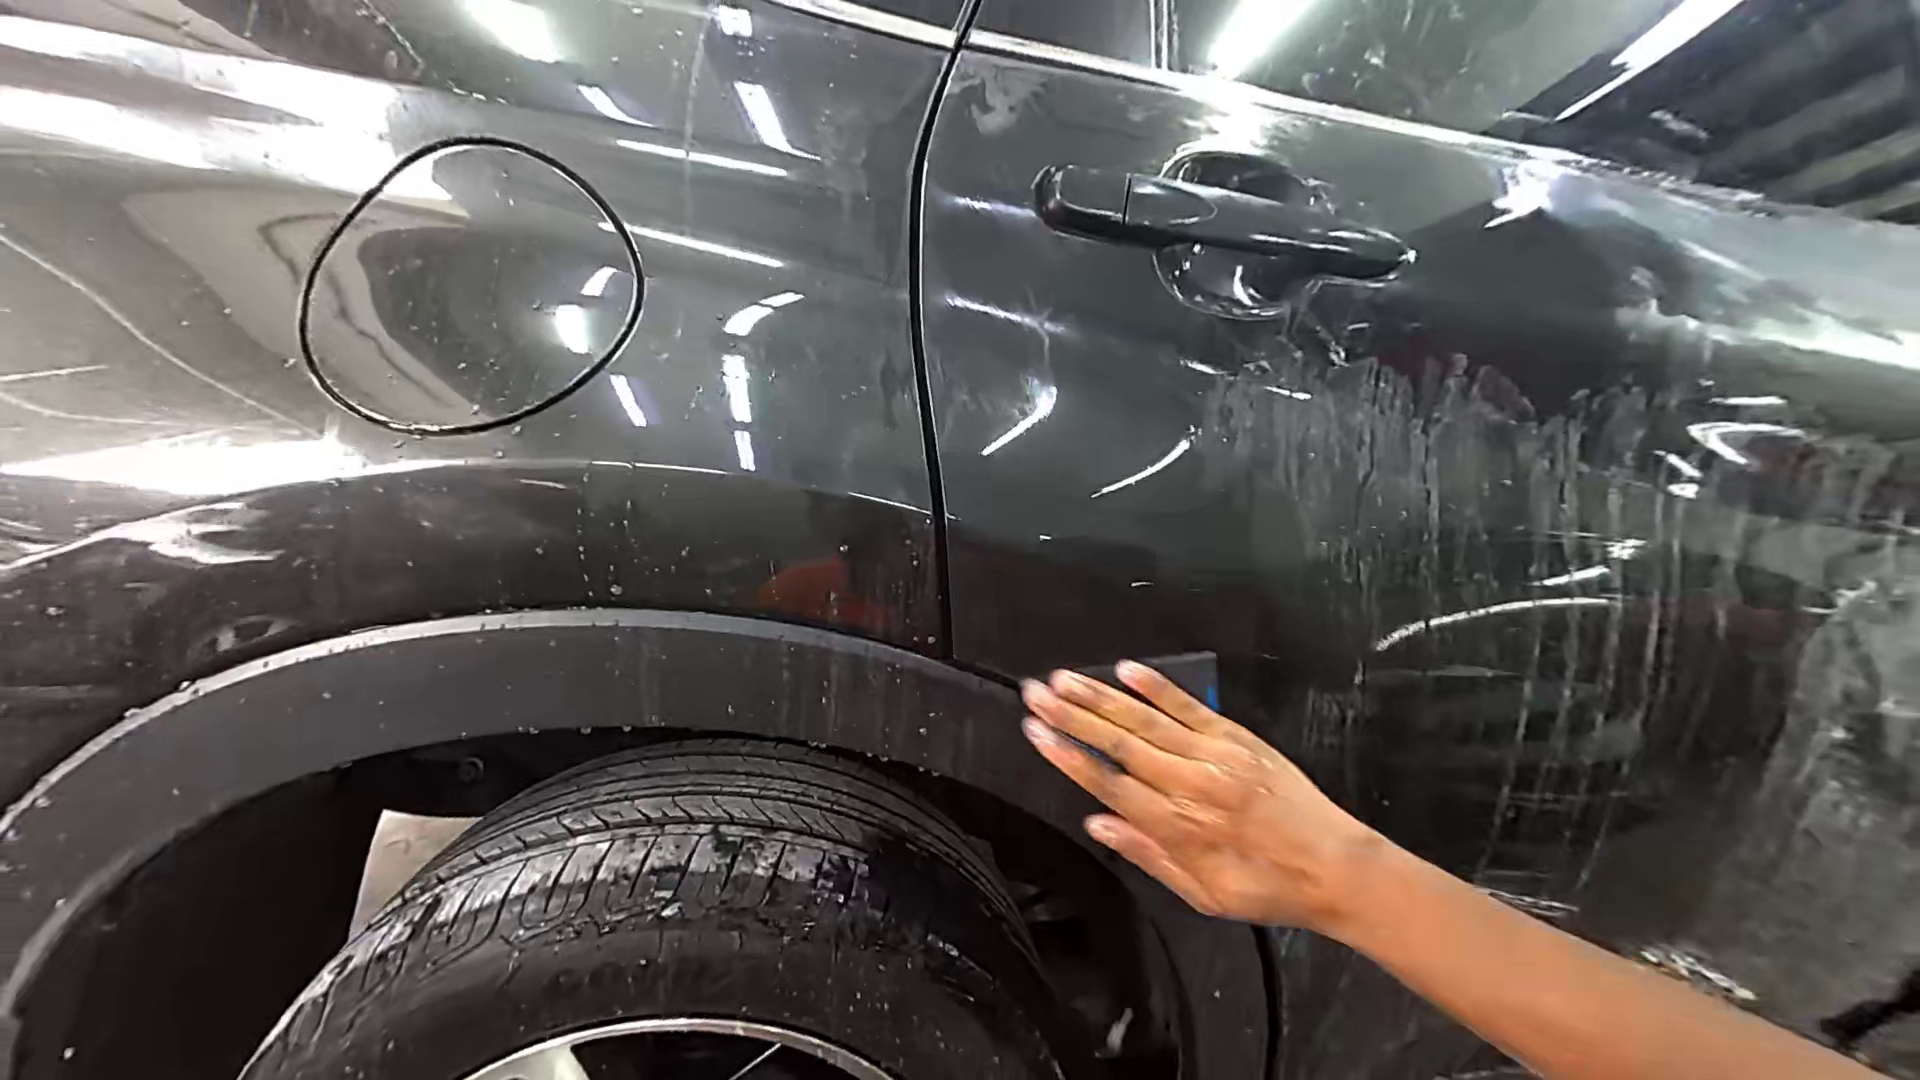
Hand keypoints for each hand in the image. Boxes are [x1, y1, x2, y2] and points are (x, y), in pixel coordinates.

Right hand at [1022, 662, 1384, 932]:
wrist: (1338, 868)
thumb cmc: (1266, 887)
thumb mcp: (1204, 895)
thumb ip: (1148, 855)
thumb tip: (1095, 822)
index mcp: (1179, 827)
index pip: (1109, 784)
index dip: (1068, 757)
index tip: (1036, 732)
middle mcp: (1190, 784)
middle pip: (1118, 744)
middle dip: (1071, 716)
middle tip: (1034, 692)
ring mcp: (1214, 754)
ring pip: (1145, 721)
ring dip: (1100, 697)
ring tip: (1063, 678)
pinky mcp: (1235, 736)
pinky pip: (1189, 706)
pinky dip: (1156, 687)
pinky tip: (1127, 669)